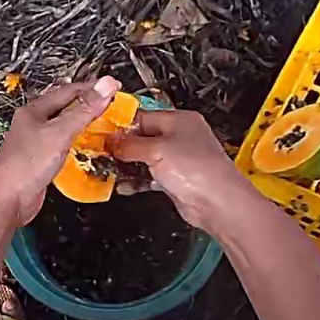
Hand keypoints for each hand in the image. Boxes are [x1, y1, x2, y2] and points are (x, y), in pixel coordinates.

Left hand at [0, 77, 121, 228]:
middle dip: (88, 104)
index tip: (112, 87)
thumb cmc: (24, 165)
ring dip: (83, 123)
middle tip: (110, 103)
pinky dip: (76, 142)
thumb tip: (106, 86)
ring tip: (103, 122)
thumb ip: (84, 110)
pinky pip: (62, 145)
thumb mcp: (60, 132)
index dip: (91, 88)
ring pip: (64, 126)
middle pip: (65, 107)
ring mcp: (36, 143)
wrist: (8, 200)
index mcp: (34, 111)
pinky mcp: (41, 161)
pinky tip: (86, 147)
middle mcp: (33, 124)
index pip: (68, 91)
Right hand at [107, 108, 260, 232]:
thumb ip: (129, 145)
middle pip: (142, 137)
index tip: (102, 133)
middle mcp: (180, 137)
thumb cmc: (196, 169)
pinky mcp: (175, 179)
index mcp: (179, 120)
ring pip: (145, 157)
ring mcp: (178, 159)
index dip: (121, 126)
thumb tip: (111, 141)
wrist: (217, 202)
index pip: (143, 117)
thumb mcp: (156, 150)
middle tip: (101, 152)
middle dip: (122, 146)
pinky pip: (150, 175)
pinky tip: (123, 184)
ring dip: (127, 164)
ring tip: (107, 168)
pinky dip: (136, 179)